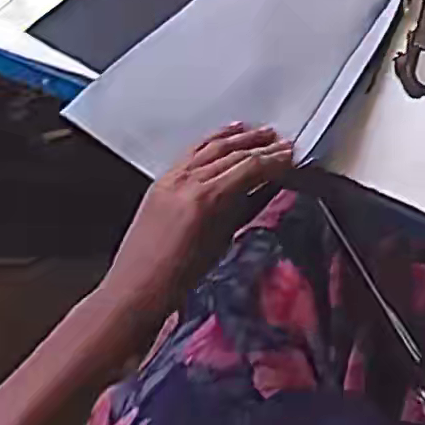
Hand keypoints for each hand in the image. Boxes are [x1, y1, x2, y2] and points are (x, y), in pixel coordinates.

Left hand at [103, 124, 294, 315]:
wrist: (134, 291)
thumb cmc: (178, 278)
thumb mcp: (222, 241)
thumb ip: (245, 207)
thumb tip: (266, 186)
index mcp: (206, 199)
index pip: (249, 168)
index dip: (274, 160)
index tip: (290, 156)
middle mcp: (188, 181)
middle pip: (234, 154)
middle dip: (263, 147)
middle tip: (284, 143)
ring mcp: (173, 178)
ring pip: (214, 146)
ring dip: (242, 138)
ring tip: (263, 132)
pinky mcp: (163, 179)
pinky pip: (194, 150)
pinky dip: (214, 138)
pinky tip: (228, 133)